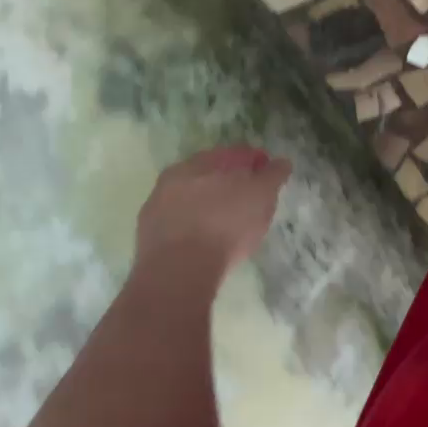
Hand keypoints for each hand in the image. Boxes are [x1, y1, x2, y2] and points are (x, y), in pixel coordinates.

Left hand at [135, 147, 291, 279]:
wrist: (178, 273)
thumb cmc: (227, 224)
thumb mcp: (264, 194)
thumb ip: (274, 174)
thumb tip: (280, 163)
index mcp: (200, 162)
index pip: (236, 153)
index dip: (258, 162)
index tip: (270, 178)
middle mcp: (173, 179)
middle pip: (212, 175)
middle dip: (232, 183)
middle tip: (252, 199)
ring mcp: (155, 209)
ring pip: (194, 199)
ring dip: (212, 205)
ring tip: (232, 222)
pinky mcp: (148, 238)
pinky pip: (181, 222)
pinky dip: (197, 225)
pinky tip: (211, 239)